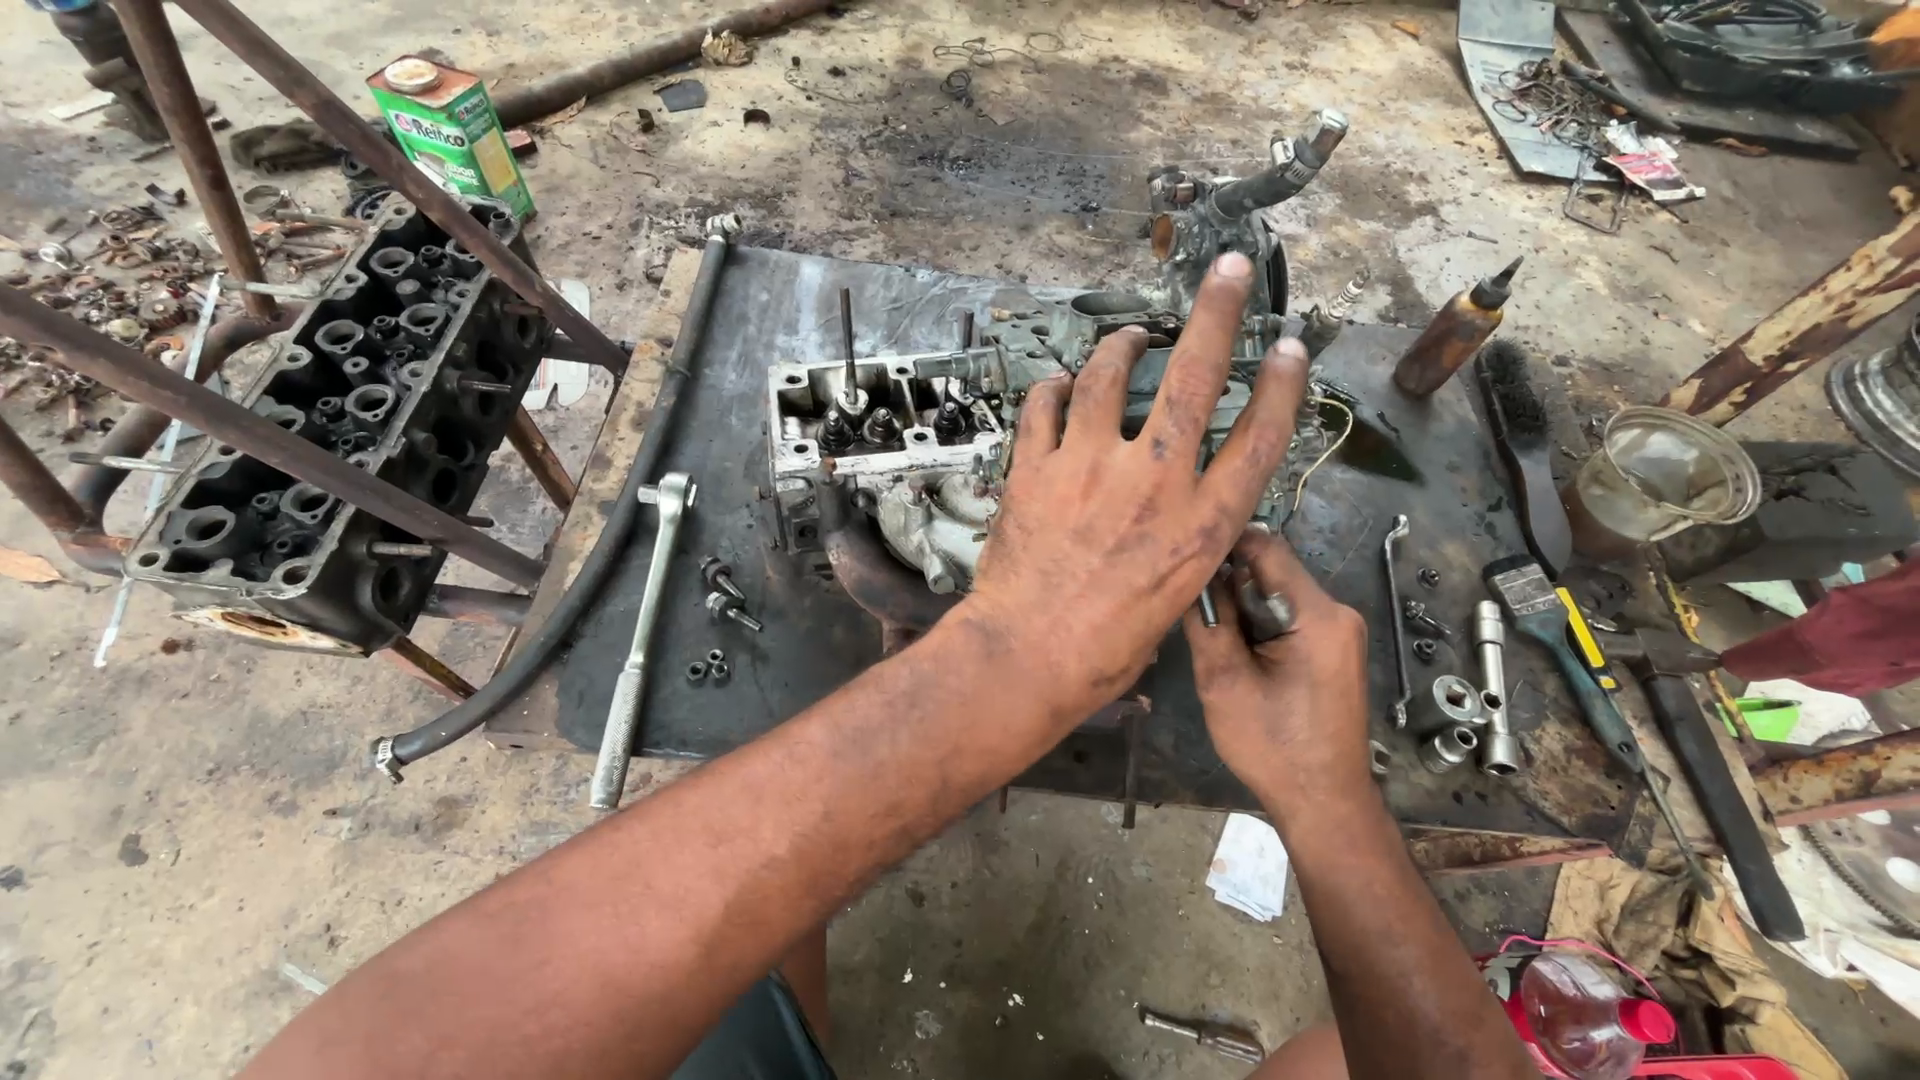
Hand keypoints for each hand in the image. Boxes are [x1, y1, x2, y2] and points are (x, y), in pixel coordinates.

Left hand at [958, 252, 1308, 722]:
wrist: (1029, 657)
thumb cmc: (1109, 648)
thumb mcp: (1177, 598)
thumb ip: (1187, 541)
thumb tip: (1182, 508)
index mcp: (1202, 523)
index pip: (1258, 436)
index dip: (1278, 385)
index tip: (1286, 346)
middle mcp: (1154, 481)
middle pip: (1193, 377)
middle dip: (1216, 313)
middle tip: (1228, 269)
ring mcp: (1089, 467)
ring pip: (1107, 376)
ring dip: (1121, 345)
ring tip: (1130, 336)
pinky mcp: (1035, 469)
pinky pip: (1044, 408)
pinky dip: (1053, 390)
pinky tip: (1060, 384)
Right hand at [1183, 526, 1372, 826]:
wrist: (1323, 801)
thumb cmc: (1273, 745)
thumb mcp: (1224, 682)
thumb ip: (1207, 622)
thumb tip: (1191, 576)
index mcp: (1318, 615)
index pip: (1268, 549)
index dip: (1224, 543)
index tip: (1183, 548)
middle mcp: (1337, 614)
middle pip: (1273, 571)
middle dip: (1228, 580)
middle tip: (1184, 594)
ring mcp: (1339, 633)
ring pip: (1277, 595)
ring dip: (1240, 605)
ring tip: (1202, 622)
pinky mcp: (1332, 651)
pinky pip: (1288, 618)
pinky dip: (1257, 624)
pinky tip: (1232, 646)